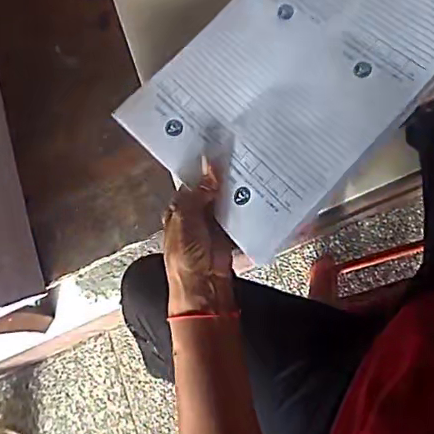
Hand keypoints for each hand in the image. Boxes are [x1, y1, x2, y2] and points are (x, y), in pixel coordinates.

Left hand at [163, 158, 237, 315]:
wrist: (205, 285)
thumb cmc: (186, 256)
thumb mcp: (185, 220)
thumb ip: (196, 194)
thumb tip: (208, 169)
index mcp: (179, 208)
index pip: (190, 182)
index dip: (201, 168)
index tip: (217, 149)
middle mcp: (196, 212)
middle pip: (210, 188)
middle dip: (221, 176)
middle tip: (238, 153)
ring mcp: (214, 220)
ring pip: (225, 197)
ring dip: (234, 188)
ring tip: (249, 165)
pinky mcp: (230, 228)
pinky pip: (237, 211)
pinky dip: (244, 202)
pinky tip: (254, 188)